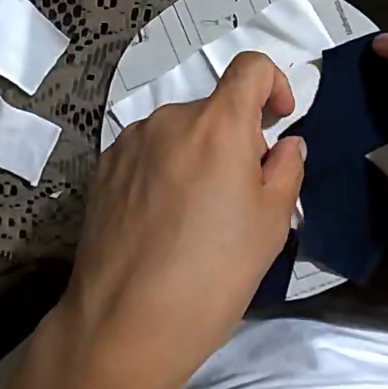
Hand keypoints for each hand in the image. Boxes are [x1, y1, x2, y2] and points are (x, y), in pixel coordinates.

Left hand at [54, 52, 304, 388]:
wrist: (125, 321)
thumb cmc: (213, 275)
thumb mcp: (270, 225)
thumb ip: (285, 170)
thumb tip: (284, 144)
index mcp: (216, 125)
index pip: (250, 67)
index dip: (273, 84)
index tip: (276, 119)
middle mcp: (168, 120)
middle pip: (212, 110)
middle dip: (234, 140)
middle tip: (238, 197)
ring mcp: (129, 141)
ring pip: (178, 133)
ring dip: (196, 156)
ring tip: (195, 216)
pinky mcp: (102, 167)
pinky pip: (146, 153)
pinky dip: (163, 170)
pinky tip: (160, 220)